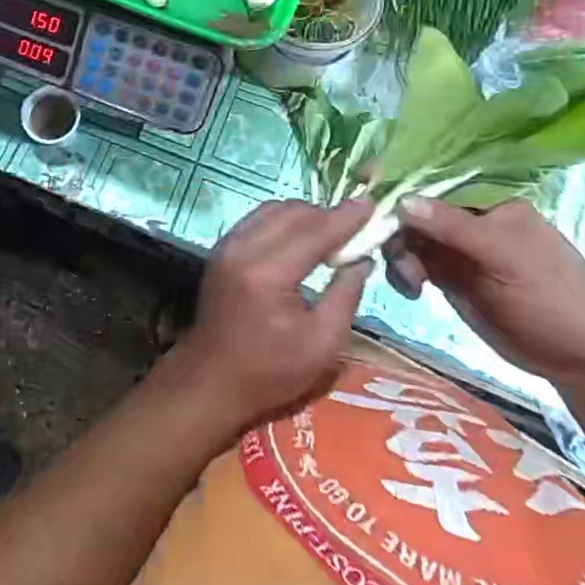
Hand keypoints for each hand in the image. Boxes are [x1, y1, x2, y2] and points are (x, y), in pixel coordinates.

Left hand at [176, 200, 373, 430]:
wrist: (211, 380)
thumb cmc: (270, 371)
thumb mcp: (323, 343)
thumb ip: (346, 294)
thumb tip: (362, 258)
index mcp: (268, 274)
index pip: (315, 231)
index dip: (346, 217)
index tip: (373, 204)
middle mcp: (243, 249)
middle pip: (293, 212)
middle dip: (327, 215)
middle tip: (355, 228)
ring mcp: (227, 246)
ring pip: (273, 209)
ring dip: (304, 215)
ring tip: (330, 234)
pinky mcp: (221, 249)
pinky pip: (257, 219)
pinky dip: (283, 221)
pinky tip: (300, 239)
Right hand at [383, 198, 584, 381]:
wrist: (580, 358)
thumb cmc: (552, 296)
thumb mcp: (504, 257)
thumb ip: (452, 227)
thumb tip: (401, 200)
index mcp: (487, 201)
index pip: (435, 179)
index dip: (400, 177)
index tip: (364, 181)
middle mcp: (467, 219)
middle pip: (413, 209)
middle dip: (393, 227)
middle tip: (391, 254)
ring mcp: (457, 249)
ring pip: (408, 238)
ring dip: (398, 255)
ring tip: (410, 282)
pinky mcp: (449, 277)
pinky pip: (413, 264)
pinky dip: (404, 274)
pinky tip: (413, 291)